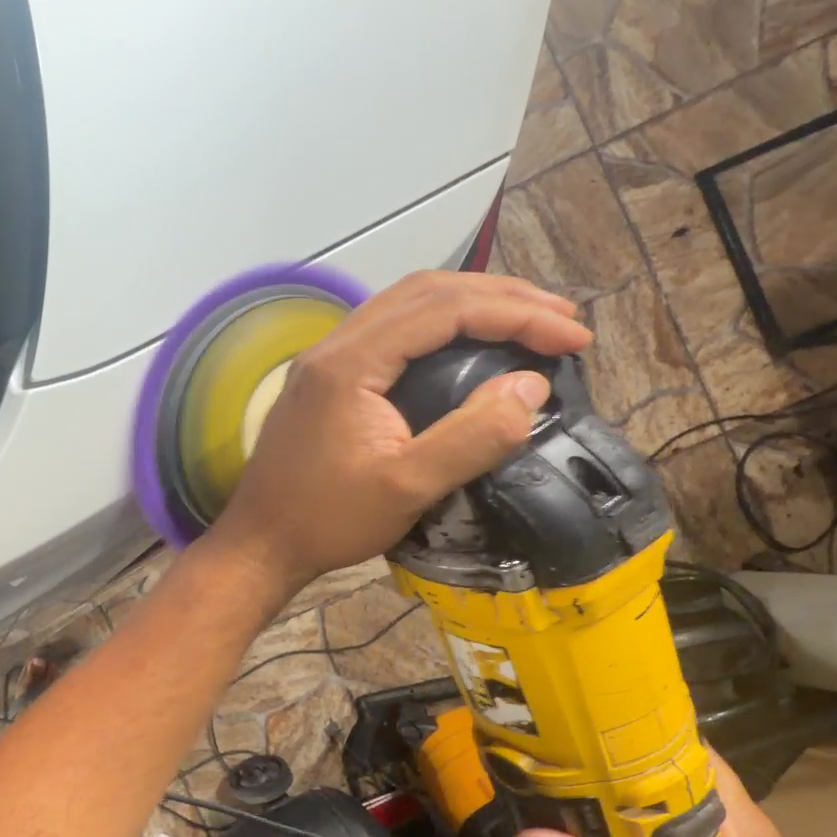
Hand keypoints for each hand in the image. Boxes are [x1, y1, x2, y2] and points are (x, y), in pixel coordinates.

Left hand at [208, 271, 591, 586]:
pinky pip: (383, 332)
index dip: (518, 314)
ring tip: (528, 326)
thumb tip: (531, 384)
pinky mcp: (319, 383)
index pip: (443, 309)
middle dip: (498, 297)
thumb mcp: (407, 488)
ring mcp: (318, 365)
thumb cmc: (326, 520)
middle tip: (562, 323)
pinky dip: (434, 327)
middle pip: (421, 292)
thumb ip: (472, 436)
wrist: (260, 543)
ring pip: (399, 307)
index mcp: (346, 366)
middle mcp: (328, 351)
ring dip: (467, 306)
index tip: (576, 339)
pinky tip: (467, 348)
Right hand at [517, 754, 836, 836]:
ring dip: (604, 820)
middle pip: (656, 783)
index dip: (628, 733)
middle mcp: (729, 830)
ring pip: (649, 818)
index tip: (572, 726)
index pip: (683, 751)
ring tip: (553, 817)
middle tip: (544, 774)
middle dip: (601, 780)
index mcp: (736, 822)